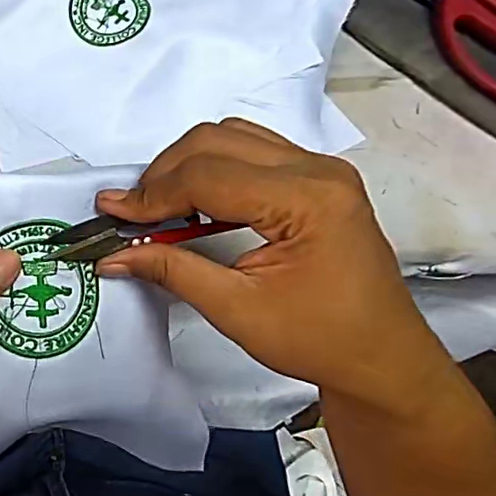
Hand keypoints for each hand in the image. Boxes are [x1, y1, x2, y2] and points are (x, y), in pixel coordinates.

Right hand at [93, 120, 451, 411]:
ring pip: (229, 135)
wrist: (382, 359)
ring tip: (160, 205)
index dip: (152, 194)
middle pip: (214, 141)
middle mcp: (318, 171)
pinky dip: (211, 165)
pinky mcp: (315, 176)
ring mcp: (320, 168)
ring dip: (185, 164)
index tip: (113, 212)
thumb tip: (114, 254)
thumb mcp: (236, 310)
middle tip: (133, 212)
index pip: (208, 176)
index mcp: (308, 200)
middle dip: (164, 174)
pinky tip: (196, 198)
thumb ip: (170, 271)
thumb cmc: (321, 341)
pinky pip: (249, 146)